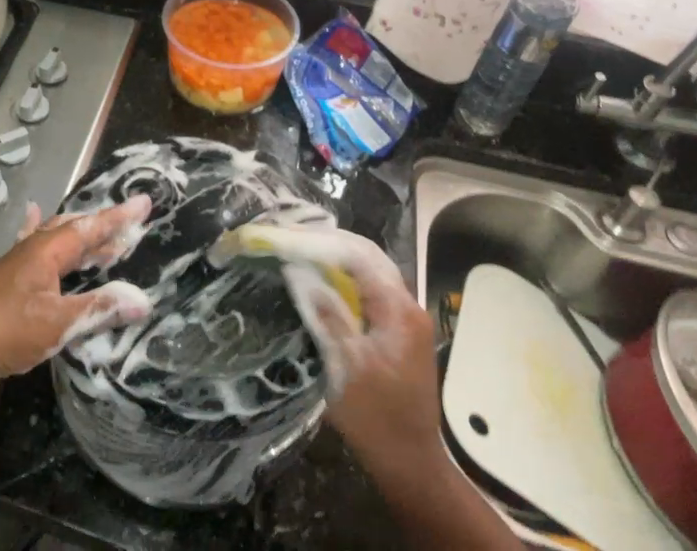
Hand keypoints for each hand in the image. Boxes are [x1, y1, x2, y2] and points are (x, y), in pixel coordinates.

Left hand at [0, 195, 153, 383]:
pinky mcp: (7, 282)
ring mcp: (16, 265)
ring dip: (81, 240)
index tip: (144, 202)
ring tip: (103, 240)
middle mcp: (32, 250)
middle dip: (103, 229)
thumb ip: (99, 309)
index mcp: (46, 251)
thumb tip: (143, 300)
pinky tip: (34, 217)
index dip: (118, 217)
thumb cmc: (5, 331)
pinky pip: (35, 249)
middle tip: (131, 229)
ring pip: (55, 241)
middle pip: (73, 230)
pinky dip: (44, 235)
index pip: (90, 227)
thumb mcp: (58, 323)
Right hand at [282, 232, 440, 471]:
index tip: (287, 235)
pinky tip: (319, 283)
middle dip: (329, 244)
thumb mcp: (345, 366)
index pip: (360, 257)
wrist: (409, 461)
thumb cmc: (375, 417)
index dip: (322, 242)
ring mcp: (406, 320)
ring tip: (299, 252)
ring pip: (369, 274)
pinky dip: (344, 282)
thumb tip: (299, 272)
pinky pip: (370, 293)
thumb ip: (326, 315)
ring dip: (336, 261)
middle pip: (368, 259)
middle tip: (289, 237)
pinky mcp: (399, 333)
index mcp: (399, 311)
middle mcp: (409, 307)